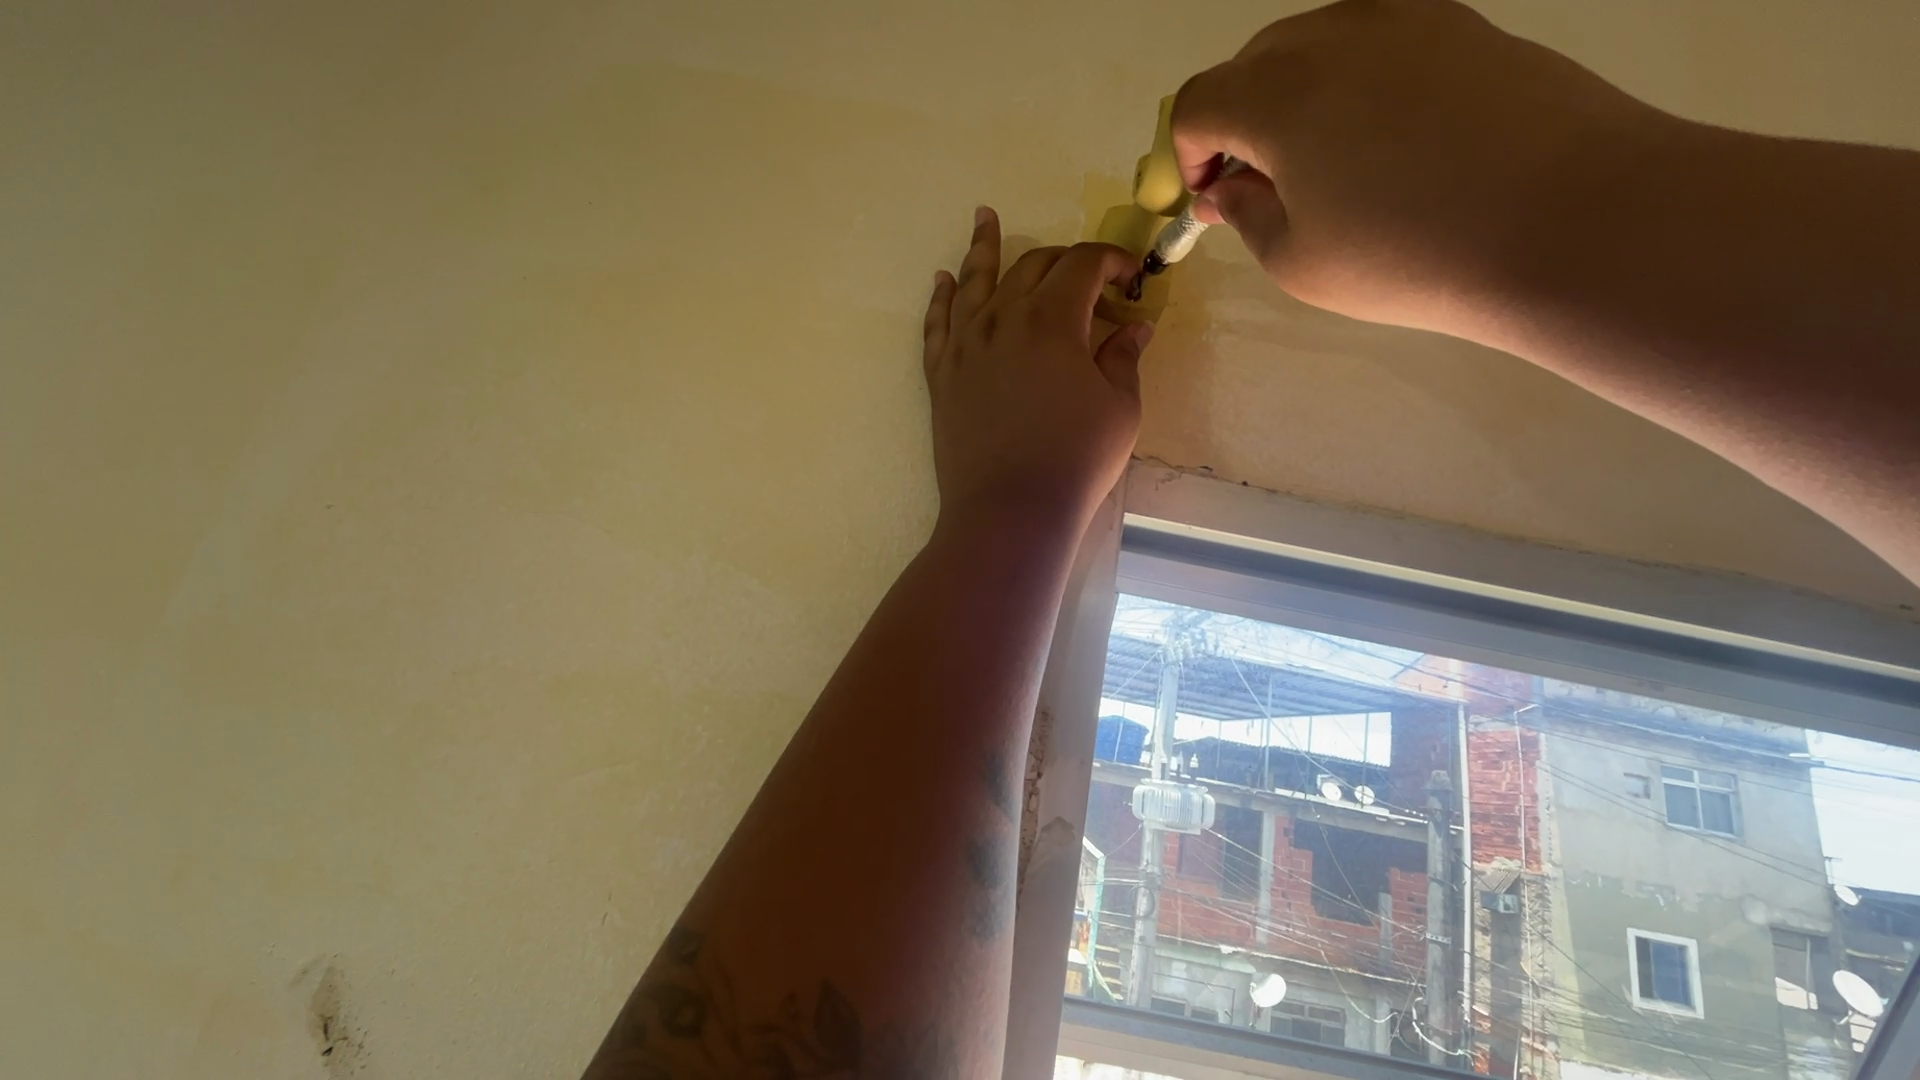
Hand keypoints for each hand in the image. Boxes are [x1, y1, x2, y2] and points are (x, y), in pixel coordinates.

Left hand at [922, 208, 1153, 535]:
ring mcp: (964, 345)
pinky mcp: (941, 375)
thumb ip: (1124, 357)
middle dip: (1066, 261)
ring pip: (975, 282)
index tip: (1131, 277)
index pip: (1083, 265)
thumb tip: (1136, 325)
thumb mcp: (1119, 407)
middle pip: (1033, 266)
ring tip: (984, 217)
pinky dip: (941, 297)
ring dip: (984, 247)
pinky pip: (937, 323)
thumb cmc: (1075, 461)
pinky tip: (943, 280)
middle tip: (1089, 278)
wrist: (1008, 510)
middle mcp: (1002, 318)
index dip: (1112, 260)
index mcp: (1052, 319)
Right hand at [1171, 0, 1672, 332]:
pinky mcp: (1460, 23)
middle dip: (1236, 121)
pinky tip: (1385, 135)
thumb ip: (1245, 214)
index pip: (1197, 104)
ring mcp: (1404, 17)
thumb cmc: (1406, 255)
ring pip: (1313, 42)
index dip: (1187, 155)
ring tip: (1326, 159)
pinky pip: (1375, 39)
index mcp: (1278, 94)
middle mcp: (1333, 34)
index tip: (1211, 197)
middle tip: (1262, 183)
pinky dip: (1352, 79)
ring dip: (1292, 95)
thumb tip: (1227, 186)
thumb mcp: (1296, 261)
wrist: (1566, 220)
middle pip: (1250, 63)